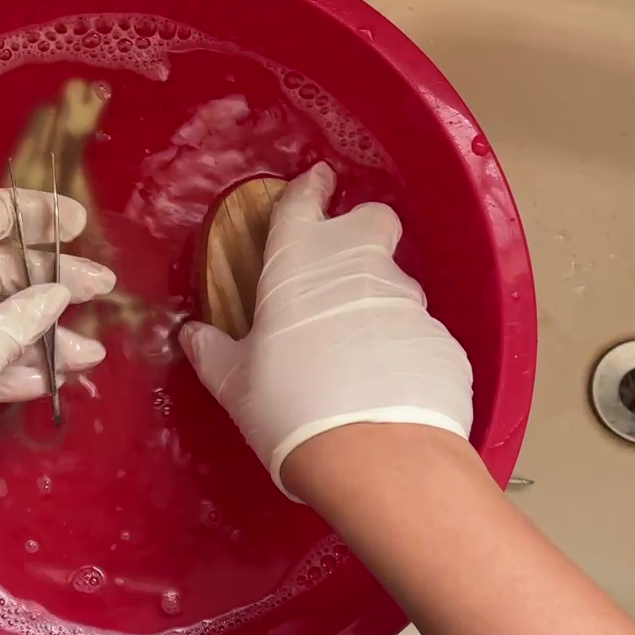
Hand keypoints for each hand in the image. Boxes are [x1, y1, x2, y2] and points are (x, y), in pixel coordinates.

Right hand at [179, 161, 471, 498]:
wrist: (374, 455)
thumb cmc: (286, 401)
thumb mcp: (231, 380)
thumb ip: (211, 350)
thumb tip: (192, 335)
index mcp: (298, 264)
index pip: (304, 204)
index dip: (309, 187)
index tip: (316, 179)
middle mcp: (357, 268)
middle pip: (372, 222)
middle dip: (360, 230)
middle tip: (337, 268)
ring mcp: (406, 302)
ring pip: (392, 282)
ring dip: (372, 299)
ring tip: (351, 348)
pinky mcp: (441, 341)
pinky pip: (413, 331)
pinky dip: (397, 344)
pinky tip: (380, 382)